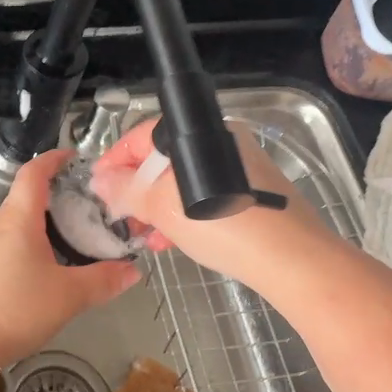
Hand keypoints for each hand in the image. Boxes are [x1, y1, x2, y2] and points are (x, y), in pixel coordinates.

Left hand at [0, 150, 140, 368]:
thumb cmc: (16, 309)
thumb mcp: (68, 296)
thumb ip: (103, 280)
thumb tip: (133, 271)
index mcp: (18, 219)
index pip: (33, 173)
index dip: (53, 159)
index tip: (75, 157)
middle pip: (28, 197)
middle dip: (58, 195)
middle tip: (90, 206)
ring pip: (19, 222)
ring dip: (45, 222)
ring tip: (76, 236)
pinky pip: (10, 242)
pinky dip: (32, 241)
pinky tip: (49, 265)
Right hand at [89, 118, 332, 283]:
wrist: (294, 261)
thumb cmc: (222, 225)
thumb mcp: (161, 207)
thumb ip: (124, 190)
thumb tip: (99, 181)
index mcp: (200, 131)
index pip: (140, 137)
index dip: (113, 163)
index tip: (97, 190)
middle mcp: (224, 141)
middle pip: (163, 161)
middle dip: (136, 192)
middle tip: (120, 219)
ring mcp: (243, 167)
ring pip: (185, 182)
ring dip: (158, 208)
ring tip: (145, 238)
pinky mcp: (255, 193)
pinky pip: (208, 197)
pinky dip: (186, 214)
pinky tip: (174, 241)